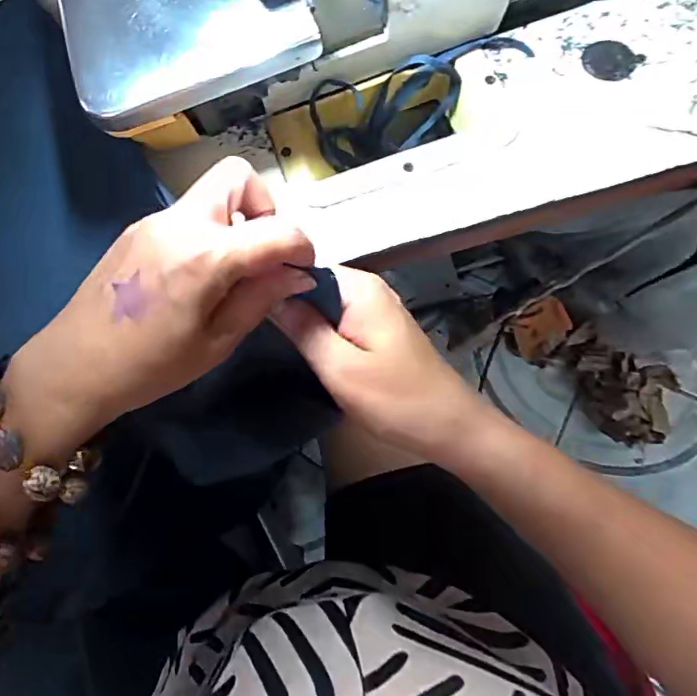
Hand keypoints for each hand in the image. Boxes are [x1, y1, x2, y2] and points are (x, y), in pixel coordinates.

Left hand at [5, 157, 315, 449]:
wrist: (72, 366)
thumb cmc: (149, 367)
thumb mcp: (217, 341)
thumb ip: (261, 297)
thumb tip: (296, 273)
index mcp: (205, 254)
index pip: (277, 228)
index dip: (301, 245)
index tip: (301, 268)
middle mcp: (180, 222)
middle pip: (237, 176)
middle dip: (263, 207)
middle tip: (260, 254)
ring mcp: (153, 220)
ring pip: (210, 193)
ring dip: (233, 220)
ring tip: (227, 271)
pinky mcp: (136, 228)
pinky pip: (186, 214)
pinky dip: (206, 230)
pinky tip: (193, 275)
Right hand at [269, 266, 492, 462]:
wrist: (452, 429)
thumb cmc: (395, 398)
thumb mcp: (338, 366)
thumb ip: (302, 327)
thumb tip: (268, 294)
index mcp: (359, 287)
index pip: (301, 266)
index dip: (272, 282)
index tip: (244, 303)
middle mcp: (368, 287)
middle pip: (312, 283)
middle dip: (285, 302)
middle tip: (252, 325)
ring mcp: (375, 307)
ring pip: (323, 303)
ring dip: (301, 319)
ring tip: (270, 337)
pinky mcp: (377, 328)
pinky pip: (338, 318)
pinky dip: (320, 331)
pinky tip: (303, 348)